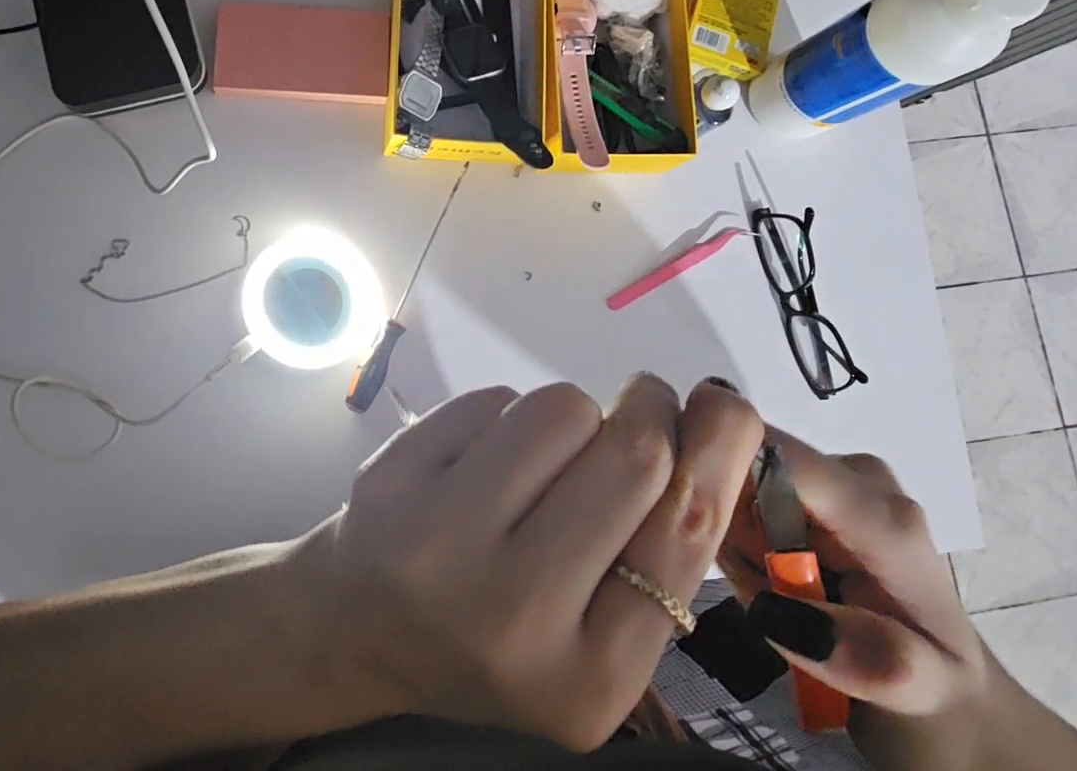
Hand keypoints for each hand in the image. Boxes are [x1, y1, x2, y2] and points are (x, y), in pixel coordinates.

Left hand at [286, 376, 762, 750]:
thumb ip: (653, 559)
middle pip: (631, 455)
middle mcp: (511, 613)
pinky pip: (493, 399)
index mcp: (587, 677)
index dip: (717, 451)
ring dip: (573, 415)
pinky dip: (506, 415)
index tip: (720, 408)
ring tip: (547, 455)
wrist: (355, 629)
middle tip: (643, 405)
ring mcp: (437, 540)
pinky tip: (482, 462)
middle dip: (650, 410)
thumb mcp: (591, 642)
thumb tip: (712, 426)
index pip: (683, 534)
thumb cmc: (492, 637)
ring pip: (560, 408)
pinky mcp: (389, 477)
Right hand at [716, 426, 994, 758]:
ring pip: (736, 482)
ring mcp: (830, 479)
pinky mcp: (811, 488)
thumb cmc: (933, 689)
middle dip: (727, 526)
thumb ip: (868, 656)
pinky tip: (773, 577)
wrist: (948, 686)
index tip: (682, 520)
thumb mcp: (918, 691)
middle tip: (758, 591)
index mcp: (881, 515)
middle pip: (742, 463)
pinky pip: (744, 496)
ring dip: (736, 539)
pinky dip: (743, 540)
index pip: (775, 455)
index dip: (716, 468)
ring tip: (771, 591)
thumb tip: (780, 611)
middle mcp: (855, 476)